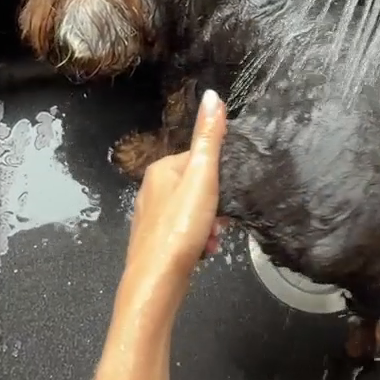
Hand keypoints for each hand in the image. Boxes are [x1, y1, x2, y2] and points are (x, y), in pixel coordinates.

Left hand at [119, 90, 227, 322]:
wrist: (156, 283)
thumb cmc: (180, 228)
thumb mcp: (202, 177)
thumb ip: (209, 138)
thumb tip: (213, 96)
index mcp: (161, 169)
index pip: (199, 158)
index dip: (219, 176)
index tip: (228, 195)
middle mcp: (152, 189)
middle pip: (198, 186)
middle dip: (216, 205)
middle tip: (222, 223)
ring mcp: (152, 217)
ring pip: (193, 211)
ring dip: (210, 225)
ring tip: (213, 241)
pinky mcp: (156, 242)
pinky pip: (185, 231)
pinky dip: (199, 240)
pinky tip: (204, 253)